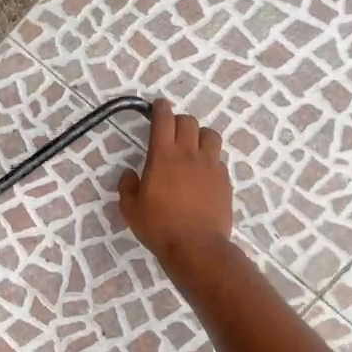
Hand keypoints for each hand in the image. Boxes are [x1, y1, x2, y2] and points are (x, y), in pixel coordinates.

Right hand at [118, 99, 233, 265]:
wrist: (196, 246)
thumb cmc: (158, 226)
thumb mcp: (130, 209)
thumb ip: (127, 186)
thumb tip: (129, 174)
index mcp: (162, 157)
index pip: (164, 120)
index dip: (160, 108)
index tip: (158, 105)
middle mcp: (189, 154)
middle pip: (189, 122)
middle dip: (179, 121)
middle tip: (172, 130)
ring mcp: (210, 166)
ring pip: (210, 135)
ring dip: (199, 136)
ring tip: (192, 147)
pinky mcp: (224, 180)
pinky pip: (218, 159)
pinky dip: (209, 159)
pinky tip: (202, 174)